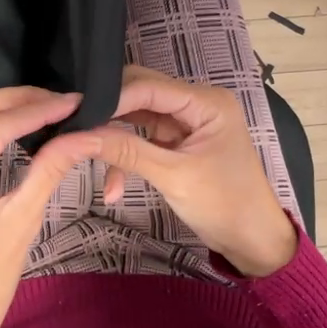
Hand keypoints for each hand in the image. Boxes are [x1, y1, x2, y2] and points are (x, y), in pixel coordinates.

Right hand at [89, 65, 298, 277]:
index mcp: (206, 102)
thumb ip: (126, 152)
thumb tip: (79, 136)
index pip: (150, 86)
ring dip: (113, 138)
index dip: (112, 97)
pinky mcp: (178, 142)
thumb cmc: (224, 204)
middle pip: (141, 93)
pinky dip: (127, 158)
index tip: (75, 112)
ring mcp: (186, 122)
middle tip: (73, 126)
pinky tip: (111, 189)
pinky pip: (143, 138)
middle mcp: (196, 103)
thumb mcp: (172, 177)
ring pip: (137, 116)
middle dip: (108, 112)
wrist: (253, 241)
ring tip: (82, 151)